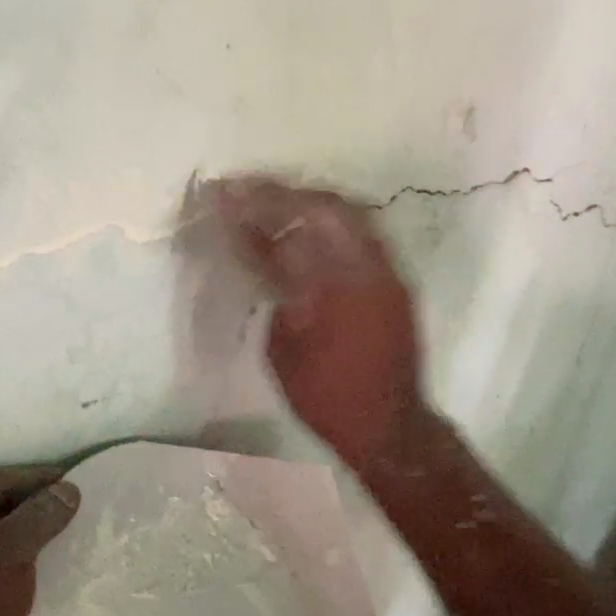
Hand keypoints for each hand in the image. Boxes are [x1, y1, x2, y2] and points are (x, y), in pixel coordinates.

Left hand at [0, 465, 80, 615]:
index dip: (36, 478)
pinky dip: (19, 562)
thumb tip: (69, 489)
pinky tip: (52, 565)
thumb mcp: (10, 553)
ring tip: (73, 534)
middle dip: (34, 507)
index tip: (76, 481)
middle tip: (80, 506)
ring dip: (29, 536)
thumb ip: (41, 514)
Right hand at [205, 175, 425, 465]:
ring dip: (306, 200)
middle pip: (322, 207)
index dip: (249, 209)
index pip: (285, 233)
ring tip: (272, 199)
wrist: (389, 426)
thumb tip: (260, 253)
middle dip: (279, 192)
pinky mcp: (395, 279)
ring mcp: (387, 271)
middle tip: (244, 189)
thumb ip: (275, 294)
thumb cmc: (327, 398)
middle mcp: (365, 270)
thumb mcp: (283, 349)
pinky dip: (330, 219)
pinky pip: (362, 231)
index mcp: (332, 289)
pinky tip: (306, 224)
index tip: (220, 195)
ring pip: (347, 213)